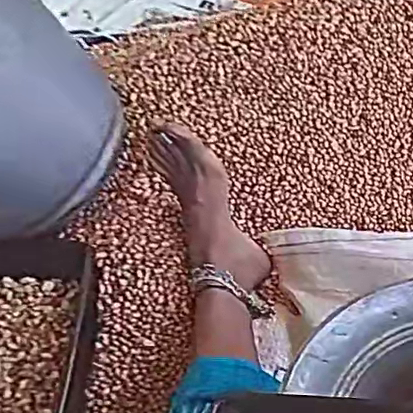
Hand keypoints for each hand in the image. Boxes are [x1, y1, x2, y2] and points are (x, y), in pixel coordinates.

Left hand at [149, 119, 272, 288]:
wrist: (220, 287)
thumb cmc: (242, 268)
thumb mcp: (258, 249)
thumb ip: (254, 236)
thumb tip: (259, 239)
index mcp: (216, 203)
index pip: (204, 167)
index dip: (191, 146)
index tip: (176, 129)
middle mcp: (199, 204)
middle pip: (184, 166)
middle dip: (173, 145)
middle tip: (159, 125)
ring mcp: (191, 214)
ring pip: (176, 177)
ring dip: (165, 156)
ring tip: (153, 137)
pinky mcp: (187, 225)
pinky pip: (176, 190)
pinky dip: (166, 173)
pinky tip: (156, 163)